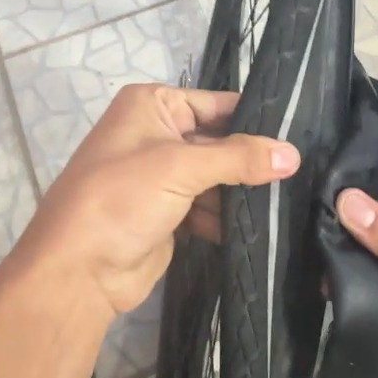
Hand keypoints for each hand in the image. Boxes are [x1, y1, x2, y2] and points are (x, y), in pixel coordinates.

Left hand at [0, 83, 299, 317]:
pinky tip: (257, 226)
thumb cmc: (121, 199)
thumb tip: (293, 155)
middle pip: (219, 141)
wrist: (76, 273)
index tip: (299, 132)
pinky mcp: (167, 213)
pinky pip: (208, 206)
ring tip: (287, 200)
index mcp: (152, 105)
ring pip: (216, 176)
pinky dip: (227, 216)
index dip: (254, 119)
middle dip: (251, 159)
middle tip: (301, 170)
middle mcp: (156, 133)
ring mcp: (161, 176)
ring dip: (242, 191)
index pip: (216, 103)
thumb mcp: (181, 167)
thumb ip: (239, 158)